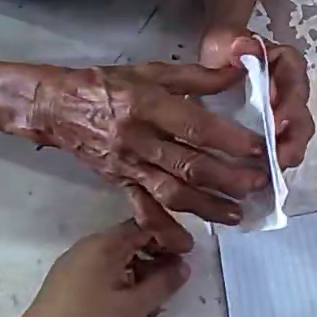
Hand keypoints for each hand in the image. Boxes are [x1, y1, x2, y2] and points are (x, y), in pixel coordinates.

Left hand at [14, 221, 191, 316]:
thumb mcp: (137, 307)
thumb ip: (164, 283)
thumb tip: (184, 265)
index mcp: (105, 243)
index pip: (144, 226)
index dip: (169, 238)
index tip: (187, 255)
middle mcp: (87, 246)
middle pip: (128, 241)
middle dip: (155, 257)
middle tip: (174, 278)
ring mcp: (72, 265)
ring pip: (115, 259)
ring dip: (139, 272)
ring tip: (154, 298)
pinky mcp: (64, 284)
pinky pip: (100, 272)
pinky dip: (120, 281)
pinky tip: (127, 305)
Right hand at [29, 63, 269, 252]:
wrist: (56, 108)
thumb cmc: (108, 85)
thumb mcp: (152, 71)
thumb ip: (198, 76)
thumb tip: (239, 72)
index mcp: (148, 106)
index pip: (196, 127)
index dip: (229, 140)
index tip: (259, 149)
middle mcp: (140, 140)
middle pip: (189, 165)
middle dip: (227, 179)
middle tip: (258, 184)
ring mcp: (130, 166)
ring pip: (172, 192)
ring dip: (207, 207)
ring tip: (237, 214)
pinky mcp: (120, 184)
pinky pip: (143, 211)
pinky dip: (164, 231)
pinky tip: (185, 244)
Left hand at [199, 29, 314, 168]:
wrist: (214, 63)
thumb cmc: (223, 50)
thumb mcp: (223, 40)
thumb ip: (232, 40)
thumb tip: (242, 46)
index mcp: (285, 65)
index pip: (296, 80)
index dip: (291, 103)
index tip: (276, 122)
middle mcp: (291, 90)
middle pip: (302, 114)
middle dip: (294, 138)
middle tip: (279, 157)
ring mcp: (285, 113)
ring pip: (297, 136)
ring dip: (289, 154)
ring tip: (274, 171)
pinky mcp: (275, 132)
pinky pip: (282, 149)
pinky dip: (275, 163)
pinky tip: (263, 178)